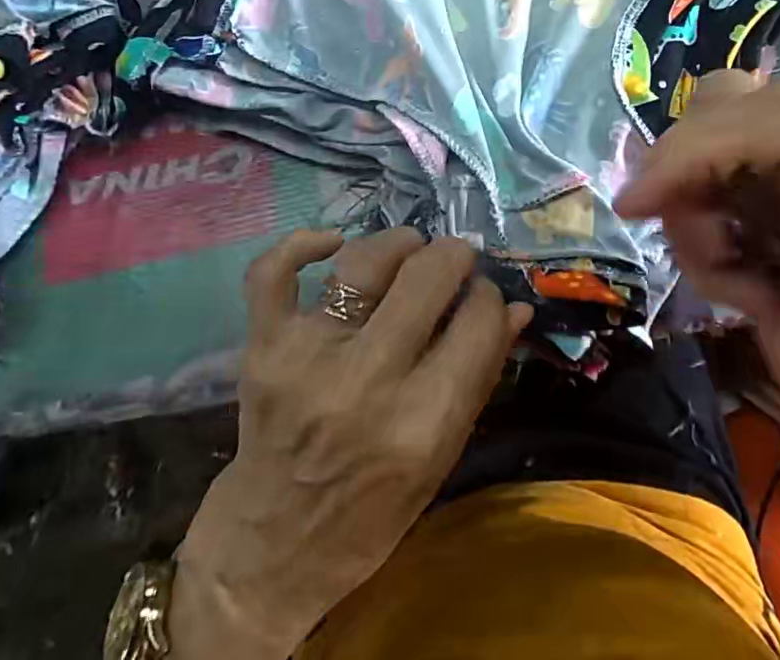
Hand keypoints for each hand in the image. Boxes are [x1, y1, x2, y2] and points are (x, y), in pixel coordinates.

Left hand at [169, 228, 531, 659]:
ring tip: (411, 247)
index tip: (484, 296)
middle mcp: (366, 382)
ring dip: (398, 242)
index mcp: (423, 423)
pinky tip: (334, 242)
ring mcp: (307, 357)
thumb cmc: (373, 509)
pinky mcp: (263, 346)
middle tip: (456, 259)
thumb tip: (516, 308)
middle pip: (425, 279)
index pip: (478, 323)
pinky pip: (272, 272)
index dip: (490, 298)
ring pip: (362, 263)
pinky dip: (302, 243)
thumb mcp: (441, 456)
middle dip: (453, 257)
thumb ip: (479, 377)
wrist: (277, 537)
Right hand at [613, 71, 779, 486]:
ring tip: (727, 281)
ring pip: (720, 148)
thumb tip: (774, 294)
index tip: (636, 204)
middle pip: (750, 110)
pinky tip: (742, 292)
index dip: (700, 150)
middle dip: (685, 158)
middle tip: (647, 211)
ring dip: (692, 209)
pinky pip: (715, 194)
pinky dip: (701, 239)